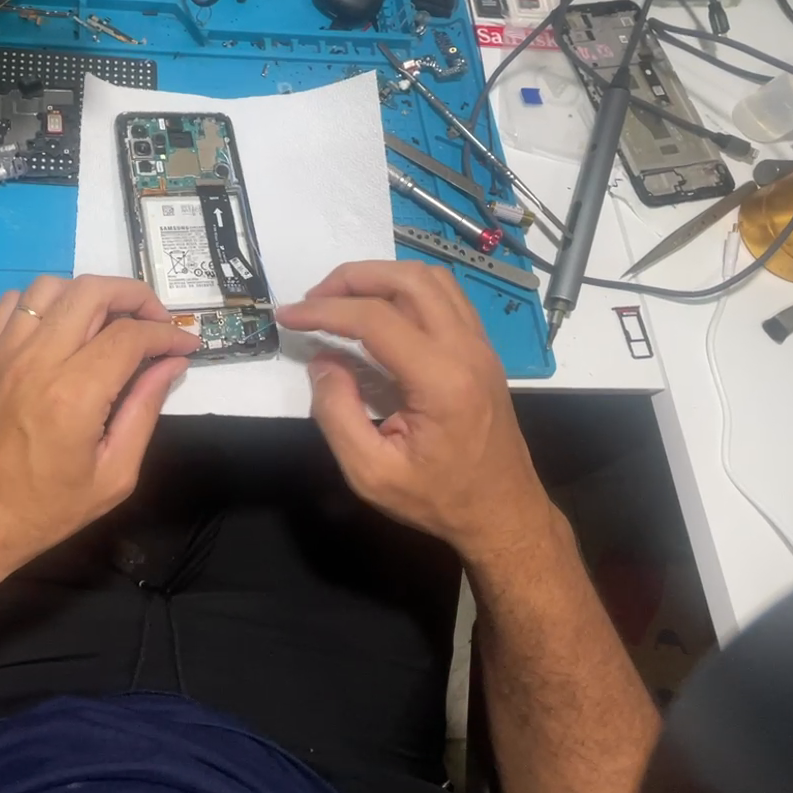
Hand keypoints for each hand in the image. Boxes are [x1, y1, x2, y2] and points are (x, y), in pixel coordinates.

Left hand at [0, 275, 197, 595]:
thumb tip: (171, 364)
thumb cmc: (43, 511)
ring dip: (89, 294)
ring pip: (52, 287)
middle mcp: (37, 360)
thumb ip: (145, 411)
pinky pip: (12, 302)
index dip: (167, 333)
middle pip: (92, 292)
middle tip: (156, 319)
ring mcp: (3, 352)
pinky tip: (60, 327)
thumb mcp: (112, 476)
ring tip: (109, 321)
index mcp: (74, 395)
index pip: (131, 336)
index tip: (185, 344)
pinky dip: (45, 302)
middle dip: (135, 296)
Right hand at [276, 261, 553, 563]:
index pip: (375, 318)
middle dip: (351, 278)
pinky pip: (445, 295)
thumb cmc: (438, 500)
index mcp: (441, 380)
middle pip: (407, 279)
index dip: (323, 310)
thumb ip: (337, 413)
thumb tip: (322, 362)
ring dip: (380, 276)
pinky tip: (379, 307)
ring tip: (342, 299)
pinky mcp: (481, 349)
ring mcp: (480, 345)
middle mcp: (466, 350)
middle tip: (312, 299)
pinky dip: (404, 287)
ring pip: (430, 278)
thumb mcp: (371, 473)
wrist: (505, 515)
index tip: (286, 316)